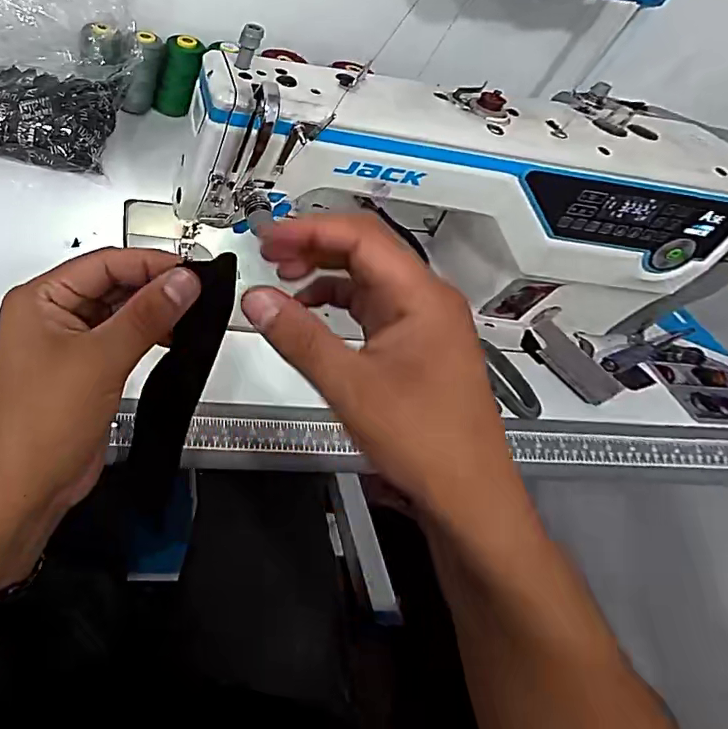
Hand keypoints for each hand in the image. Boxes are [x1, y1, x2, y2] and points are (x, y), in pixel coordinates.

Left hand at [0, 248, 198, 593]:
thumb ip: (145, 316)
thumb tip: (179, 282)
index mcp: (38, 299)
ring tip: (188, 312)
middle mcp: (49, 315)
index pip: (104, 262)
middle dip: (153, 285)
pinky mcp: (81, 368)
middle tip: (193, 290)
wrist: (23, 492)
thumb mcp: (99, 361)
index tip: (187, 270)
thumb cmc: (34, 431)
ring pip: (117, 310)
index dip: (148, 263)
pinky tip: (170, 336)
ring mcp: (65, 342)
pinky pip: (118, 336)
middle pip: (111, 282)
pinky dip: (145, 333)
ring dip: (152, 310)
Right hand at [239, 213, 527, 525]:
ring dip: (323, 269)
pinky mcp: (414, 342)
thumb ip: (299, 336)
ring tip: (283, 274)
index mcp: (422, 297)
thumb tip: (259, 300)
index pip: (361, 237)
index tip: (270, 236)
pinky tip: (310, 310)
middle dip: (313, 244)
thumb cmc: (429, 444)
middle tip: (269, 250)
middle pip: (364, 248)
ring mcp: (422, 321)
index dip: (310, 230)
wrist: (468, 499)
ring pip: (366, 275)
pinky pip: (369, 303)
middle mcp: (427, 300)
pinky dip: (335, 299)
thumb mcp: (349, 385)